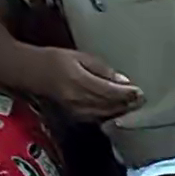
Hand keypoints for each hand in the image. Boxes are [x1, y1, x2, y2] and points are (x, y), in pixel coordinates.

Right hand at [26, 47, 142, 120]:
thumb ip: (101, 69)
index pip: (109, 90)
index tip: (140, 92)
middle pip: (111, 105)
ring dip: (123, 111)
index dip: (126, 93)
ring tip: (135, 105)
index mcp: (78, 79)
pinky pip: (101, 118)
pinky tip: (121, 111)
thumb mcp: (78, 56)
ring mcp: (79, 111)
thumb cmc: (56, 60)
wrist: (32, 73)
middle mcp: (79, 98)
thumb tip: (123, 81)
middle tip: (142, 100)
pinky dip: (113, 115)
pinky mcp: (79, 118)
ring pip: (108, 114)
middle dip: (128, 104)